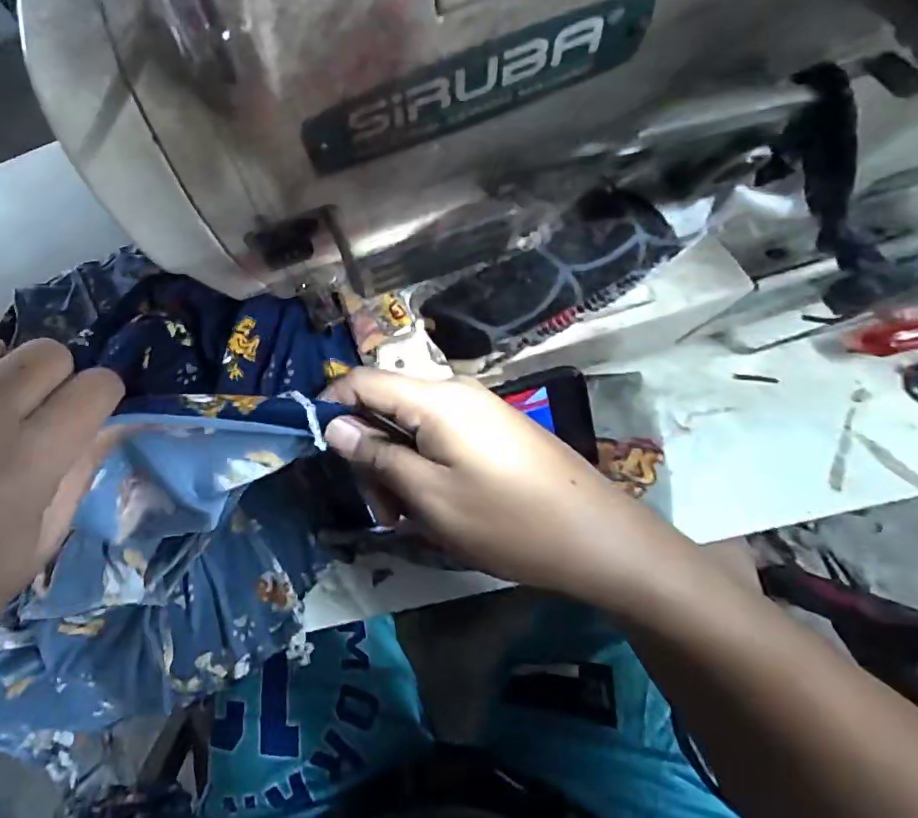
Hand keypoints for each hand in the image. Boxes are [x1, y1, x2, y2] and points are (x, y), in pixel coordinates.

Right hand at [322, 368, 643, 597]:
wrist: (600, 539)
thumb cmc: (507, 519)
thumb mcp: (429, 496)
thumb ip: (376, 456)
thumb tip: (333, 425)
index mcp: (434, 398)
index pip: (361, 379)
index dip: (329, 406)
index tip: (317, 449)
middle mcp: (454, 392)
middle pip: (386, 406)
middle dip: (370, 454)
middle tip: (383, 512)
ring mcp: (478, 410)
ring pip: (412, 427)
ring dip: (398, 469)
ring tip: (412, 519)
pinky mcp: (494, 430)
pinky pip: (441, 438)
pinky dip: (425, 468)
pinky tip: (439, 508)